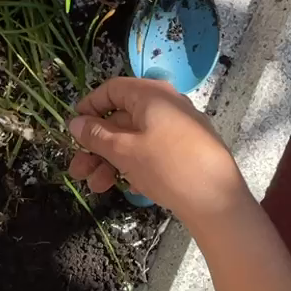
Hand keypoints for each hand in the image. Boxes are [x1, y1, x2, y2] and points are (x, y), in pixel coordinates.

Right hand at [67, 77, 248, 224]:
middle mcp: (165, 106)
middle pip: (120, 120)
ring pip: (134, 140)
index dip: (89, 107)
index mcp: (151, 96)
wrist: (217, 200)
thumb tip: (75, 122)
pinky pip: (151, 153)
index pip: (112, 89)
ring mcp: (178, 129)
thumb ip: (95, 135)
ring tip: (98, 187)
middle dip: (95, 146)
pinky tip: (130, 189)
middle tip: (78, 170)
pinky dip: (135, 167)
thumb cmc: (166, 166)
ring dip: (111, 162)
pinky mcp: (186, 152)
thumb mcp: (124, 151)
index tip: (73, 128)